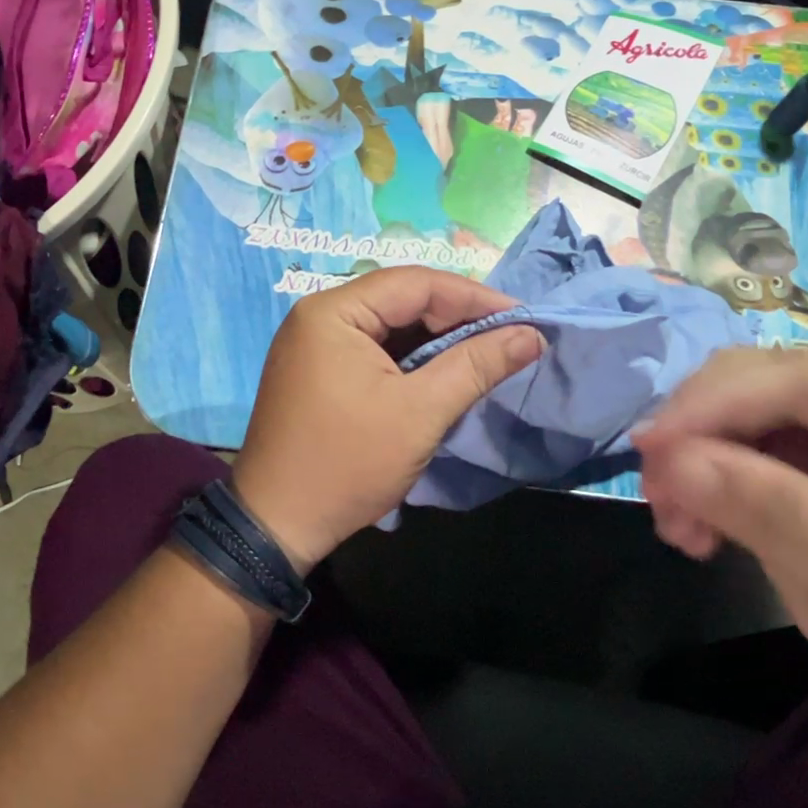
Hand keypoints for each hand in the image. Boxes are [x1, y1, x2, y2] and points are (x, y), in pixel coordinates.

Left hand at [232, 267, 542, 573]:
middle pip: (400, 300)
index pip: (416, 283)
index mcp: (333, 312)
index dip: (475, 296)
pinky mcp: (316, 371)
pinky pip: (372, 349)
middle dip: (458, 318)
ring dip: (437, 340)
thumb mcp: (421, 413)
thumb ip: (476, 366)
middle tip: (510, 339)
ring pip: (389, 325)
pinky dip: (410, 359)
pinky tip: (444, 373)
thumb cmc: (348, 464)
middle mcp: (317, 315)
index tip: (524, 318)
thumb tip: (531, 335)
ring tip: (486, 356)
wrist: (276, 524)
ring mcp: (312, 344)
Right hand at [634, 349, 807, 753]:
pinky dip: (722, 487)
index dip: (710, 406)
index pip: (797, 379)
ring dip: (703, 463)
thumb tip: (664, 456)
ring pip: (753, 418)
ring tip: (679, 528)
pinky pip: (763, 457)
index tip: (644, 450)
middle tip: (655, 495)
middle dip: (702, 434)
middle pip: (768, 385)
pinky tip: (704, 531)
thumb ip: (764, 505)